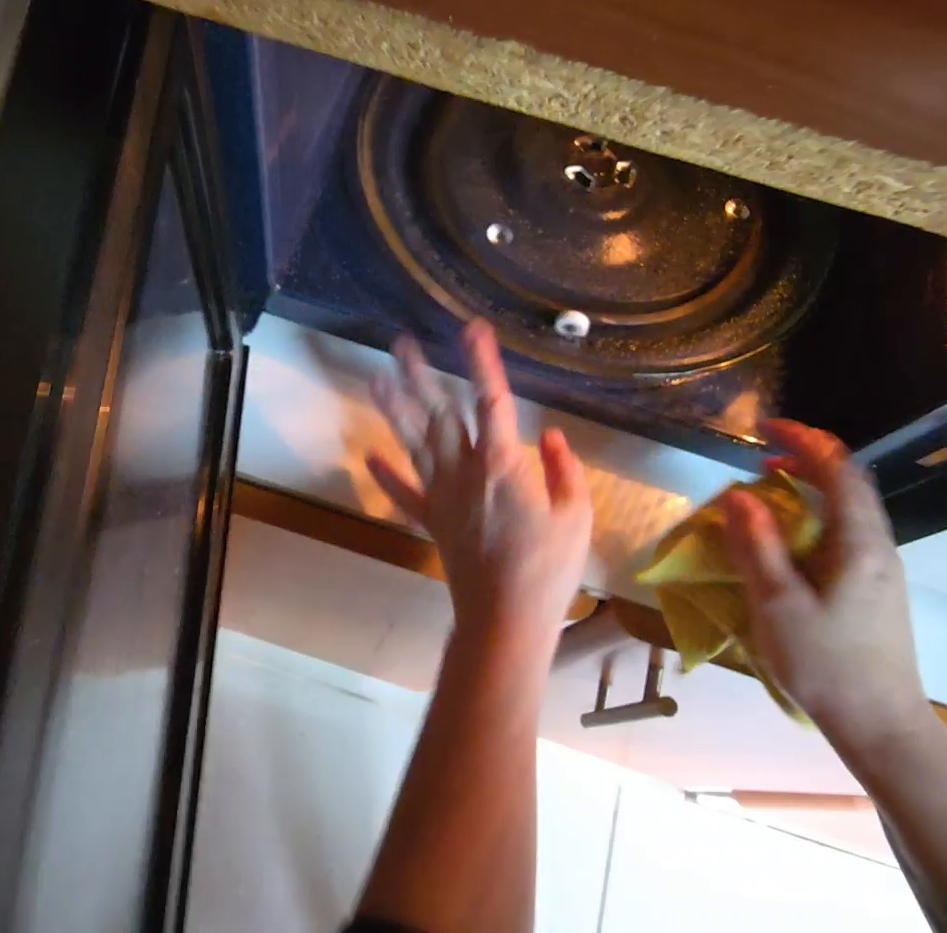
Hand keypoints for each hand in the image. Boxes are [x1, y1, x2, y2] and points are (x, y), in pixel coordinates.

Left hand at [366, 321, 592, 643]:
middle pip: (439, 414)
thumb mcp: (576, 516)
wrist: (505, 618)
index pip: (492, 400)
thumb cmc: (547, 568)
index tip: (472, 328)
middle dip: (420, 375)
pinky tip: (369, 454)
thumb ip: (564, 470)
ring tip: (376, 379)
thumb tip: (552, 436)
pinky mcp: (431, 520)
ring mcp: (441, 496)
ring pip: (414, 443)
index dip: (482, 361)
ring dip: (395, 410)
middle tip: (400, 344)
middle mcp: (464, 471)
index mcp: (503, 464)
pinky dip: (386, 474)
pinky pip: (404, 492)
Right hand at [721, 419, 932, 754]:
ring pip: (850, 508)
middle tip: (762, 456)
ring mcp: (882, 570)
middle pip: (850, 483)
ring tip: (769, 490)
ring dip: (812, 487)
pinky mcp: (876, 590)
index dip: (804, 440)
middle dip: (807, 459)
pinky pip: (847, 532)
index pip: (839, 469)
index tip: (765, 428)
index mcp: (858, 543)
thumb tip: (738, 494)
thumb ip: (757, 545)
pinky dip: (817, 515)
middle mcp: (879, 547)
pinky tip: (790, 538)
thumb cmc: (825, 663)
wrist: (880, 725)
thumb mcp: (777, 603)